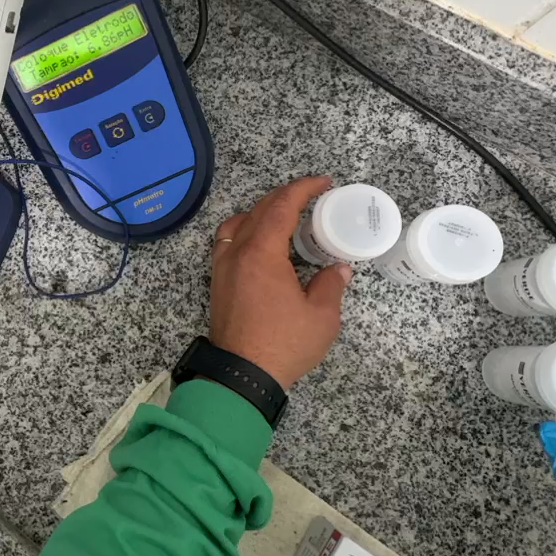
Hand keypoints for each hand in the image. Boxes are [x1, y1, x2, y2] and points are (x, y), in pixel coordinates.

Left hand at [209, 177, 351, 387]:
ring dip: (260, 211)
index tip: (322, 182)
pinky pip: (226, 241)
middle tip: (309, 195)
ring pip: (237, 223)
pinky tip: (257, 239)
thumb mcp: (321, 316)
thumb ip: (330, 285)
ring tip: (284, 213)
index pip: (280, 208)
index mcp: (261, 253)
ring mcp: (222, 266)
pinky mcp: (217, 281)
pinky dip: (243, 229)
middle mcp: (236, 253)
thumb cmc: (283, 344)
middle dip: (283, 196)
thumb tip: (339, 268)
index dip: (302, 189)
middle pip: (257, 211)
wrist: (242, 373)